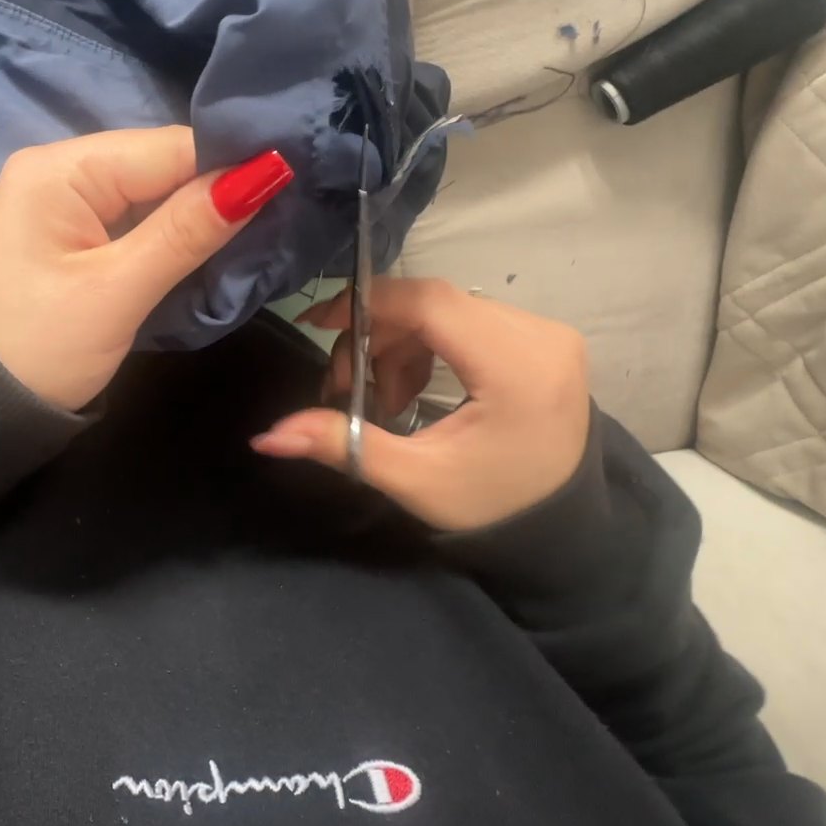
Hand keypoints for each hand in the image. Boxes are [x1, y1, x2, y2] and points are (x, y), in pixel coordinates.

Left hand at [0, 127, 291, 410]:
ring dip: (196, 223)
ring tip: (253, 245)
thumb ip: (186, 231)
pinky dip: (167, 243)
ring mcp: (62, 207)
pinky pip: (132, 226)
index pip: (166, 148)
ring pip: (151, 199)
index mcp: (59, 170)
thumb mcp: (116, 290)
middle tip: (280, 226)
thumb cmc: (39, 350)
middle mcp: (58, 173)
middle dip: (215, 197)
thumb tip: (264, 173)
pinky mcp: (69, 240)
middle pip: (160, 169)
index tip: (291, 192)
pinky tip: (206, 259)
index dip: (230, 167)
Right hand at [251, 279, 590, 531]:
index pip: (431, 304)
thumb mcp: (413, 479)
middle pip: (432, 303)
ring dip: (396, 342)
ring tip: (381, 396)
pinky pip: (462, 318)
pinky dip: (423, 343)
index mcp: (517, 369)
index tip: (317, 323)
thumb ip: (341, 445)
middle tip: (345, 383)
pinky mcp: (539, 337)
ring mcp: (545, 332)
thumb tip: (268, 437)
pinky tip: (412, 385)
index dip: (368, 303)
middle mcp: (540, 336)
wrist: (557, 523)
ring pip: (442, 308)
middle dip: (375, 333)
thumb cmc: (489, 504)